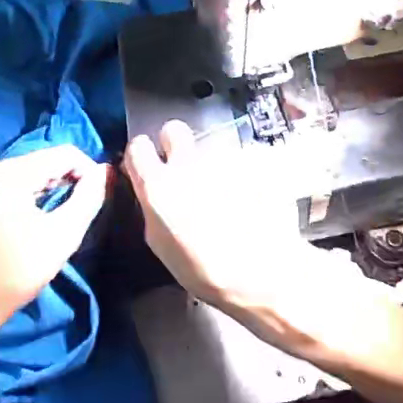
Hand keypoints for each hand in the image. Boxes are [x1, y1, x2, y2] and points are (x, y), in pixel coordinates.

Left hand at [0, 146, 110, 338]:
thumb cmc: (13, 272)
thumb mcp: (61, 236)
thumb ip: (88, 199)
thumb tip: (105, 171)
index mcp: (10, 171)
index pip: (65, 153)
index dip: (90, 172)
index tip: (97, 202)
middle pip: (47, 160)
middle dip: (71, 181)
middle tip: (80, 215)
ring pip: (32, 174)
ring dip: (54, 191)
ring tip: (61, 221)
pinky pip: (16, 186)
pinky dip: (35, 198)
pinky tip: (38, 225)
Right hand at [125, 120, 398, 370]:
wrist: (265, 272)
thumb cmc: (206, 270)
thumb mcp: (161, 244)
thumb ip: (151, 207)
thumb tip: (150, 193)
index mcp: (158, 185)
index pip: (137, 146)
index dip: (142, 156)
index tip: (148, 166)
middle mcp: (187, 163)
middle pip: (173, 130)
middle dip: (175, 145)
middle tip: (184, 170)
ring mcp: (222, 159)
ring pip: (210, 150)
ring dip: (212, 167)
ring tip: (226, 198)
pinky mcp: (252, 161)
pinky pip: (238, 161)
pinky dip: (240, 174)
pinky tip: (248, 199)